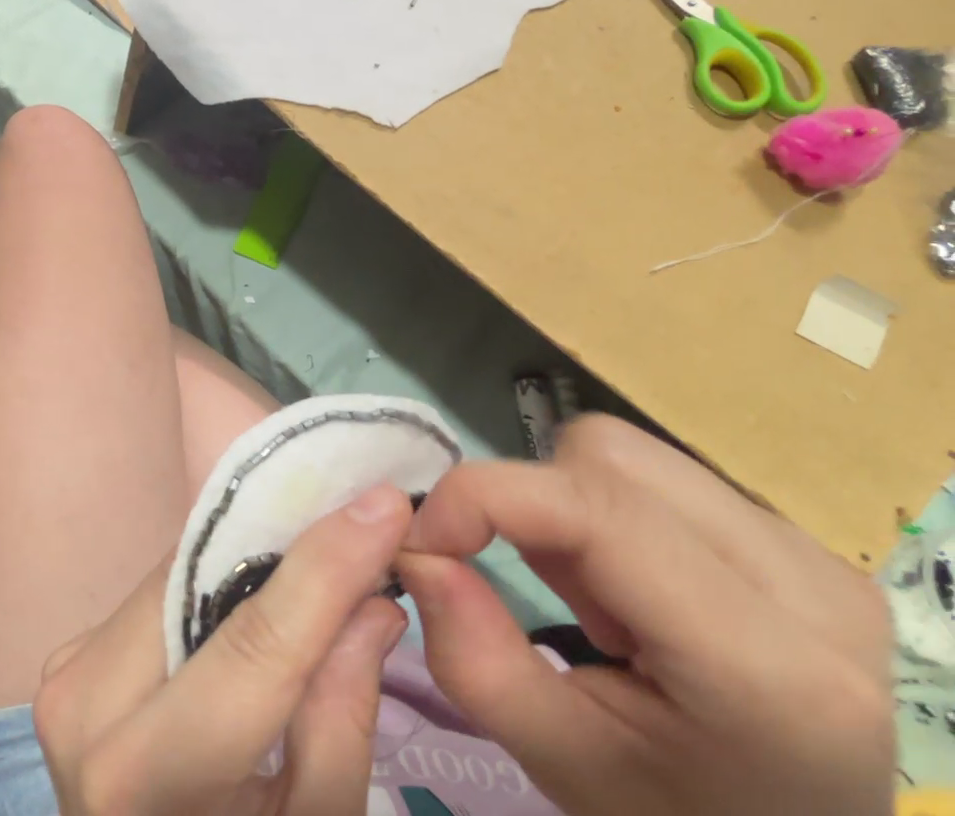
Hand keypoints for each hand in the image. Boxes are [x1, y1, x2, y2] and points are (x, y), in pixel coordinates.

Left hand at [34, 484, 414, 814]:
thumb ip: (337, 720)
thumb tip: (370, 602)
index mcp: (136, 772)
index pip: (249, 646)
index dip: (321, 568)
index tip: (382, 503)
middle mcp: (81, 704)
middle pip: (195, 591)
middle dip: (280, 545)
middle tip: (362, 514)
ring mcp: (63, 674)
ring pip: (171, 581)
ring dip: (245, 560)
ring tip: (322, 542)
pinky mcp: (68, 659)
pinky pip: (154, 598)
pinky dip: (211, 585)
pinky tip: (260, 583)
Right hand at [398, 414, 893, 815]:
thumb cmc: (666, 811)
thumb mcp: (552, 755)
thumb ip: (473, 655)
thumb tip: (414, 549)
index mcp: (765, 667)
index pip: (600, 513)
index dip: (485, 496)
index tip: (423, 541)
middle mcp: (811, 586)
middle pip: (610, 458)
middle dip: (529, 505)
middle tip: (535, 588)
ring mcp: (817, 555)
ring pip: (629, 452)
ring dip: (566, 506)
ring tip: (591, 595)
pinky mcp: (802, 540)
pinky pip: (658, 474)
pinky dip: (604, 511)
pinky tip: (631, 588)